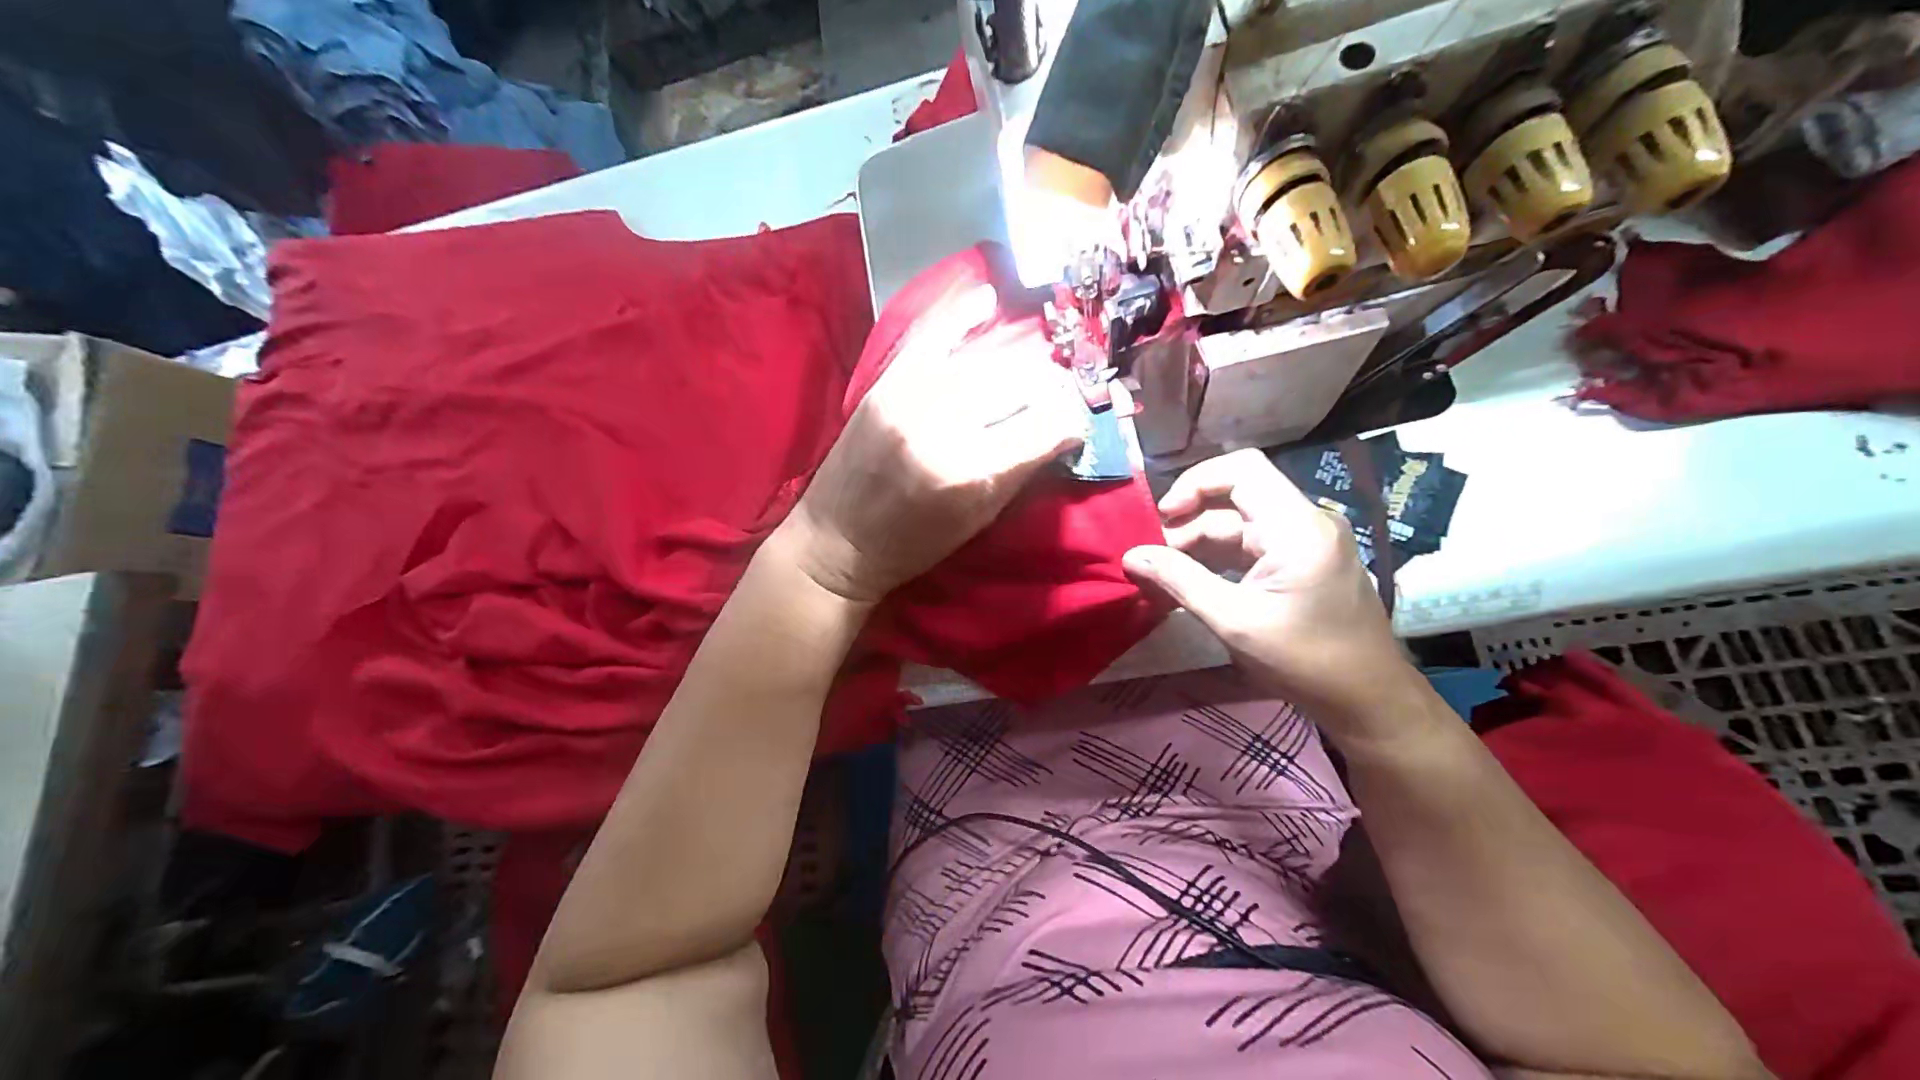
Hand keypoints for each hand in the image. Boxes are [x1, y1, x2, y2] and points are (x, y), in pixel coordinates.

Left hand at [786, 284, 1085, 603]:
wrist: (836, 540)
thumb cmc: (913, 545)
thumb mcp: (978, 520)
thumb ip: (1021, 471)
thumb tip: (1059, 431)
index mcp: (971, 472)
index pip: (1047, 425)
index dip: (1070, 423)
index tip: (1073, 428)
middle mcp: (944, 425)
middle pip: (1023, 382)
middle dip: (1049, 392)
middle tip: (1052, 403)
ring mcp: (911, 396)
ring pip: (987, 357)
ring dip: (1018, 363)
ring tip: (1028, 373)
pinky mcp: (886, 382)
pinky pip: (932, 332)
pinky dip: (962, 313)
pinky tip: (987, 298)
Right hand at [1121, 449, 1417, 725]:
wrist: (1368, 701)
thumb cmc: (1304, 660)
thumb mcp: (1234, 620)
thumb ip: (1179, 581)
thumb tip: (1131, 556)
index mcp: (1297, 527)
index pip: (1242, 470)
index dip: (1194, 483)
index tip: (1162, 517)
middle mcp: (1306, 522)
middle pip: (1235, 498)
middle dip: (1188, 523)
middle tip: (1152, 559)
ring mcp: (1307, 542)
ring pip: (1239, 524)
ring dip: (1198, 545)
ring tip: (1162, 575)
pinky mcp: (1303, 562)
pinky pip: (1252, 546)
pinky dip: (1218, 560)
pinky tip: (1190, 583)